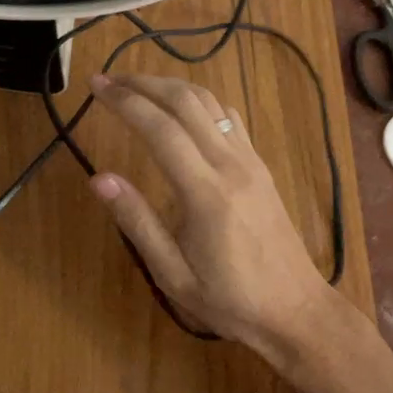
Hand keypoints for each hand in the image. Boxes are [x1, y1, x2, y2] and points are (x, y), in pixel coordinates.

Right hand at [87, 73, 338, 356]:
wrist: (297, 312)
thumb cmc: (230, 300)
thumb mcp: (173, 275)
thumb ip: (137, 223)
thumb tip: (99, 178)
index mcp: (205, 193)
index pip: (160, 128)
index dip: (124, 101)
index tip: (95, 85)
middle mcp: (230, 165)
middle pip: (184, 100)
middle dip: (142, 83)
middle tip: (108, 80)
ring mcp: (250, 161)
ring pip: (208, 101)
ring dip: (169, 86)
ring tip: (135, 88)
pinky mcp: (259, 164)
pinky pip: (227, 116)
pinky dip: (197, 100)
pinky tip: (180, 109)